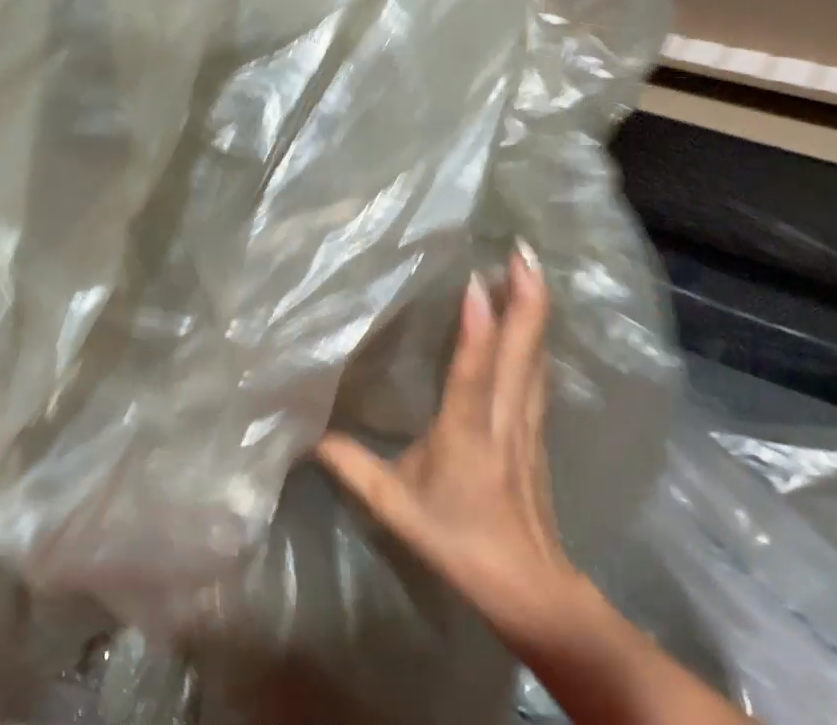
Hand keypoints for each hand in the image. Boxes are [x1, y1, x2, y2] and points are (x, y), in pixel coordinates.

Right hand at [315, 245, 591, 647]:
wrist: (531, 587)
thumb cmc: (456, 540)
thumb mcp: (389, 505)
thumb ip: (345, 462)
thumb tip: (298, 428)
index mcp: (468, 435)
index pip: (474, 373)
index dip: (478, 329)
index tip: (478, 282)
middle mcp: (506, 422)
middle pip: (522, 354)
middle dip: (527, 299)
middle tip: (524, 250)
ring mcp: (528, 427)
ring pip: (537, 360)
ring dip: (536, 313)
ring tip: (530, 270)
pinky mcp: (537, 434)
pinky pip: (538, 375)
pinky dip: (535, 340)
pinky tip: (531, 324)